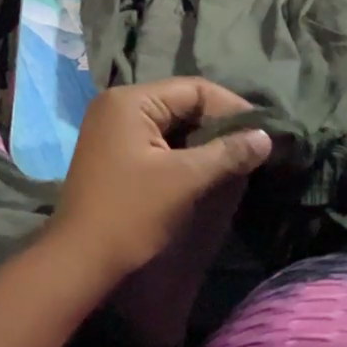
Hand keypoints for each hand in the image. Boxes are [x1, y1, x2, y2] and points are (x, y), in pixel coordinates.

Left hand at [47, 79, 270, 279]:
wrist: (81, 258)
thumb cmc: (132, 213)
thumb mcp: (185, 179)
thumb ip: (227, 153)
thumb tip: (266, 136)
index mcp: (130, 101)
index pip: (193, 89)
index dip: (232, 108)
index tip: (265, 132)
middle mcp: (117, 105)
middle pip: (181, 103)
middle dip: (219, 124)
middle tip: (255, 147)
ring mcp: (112, 128)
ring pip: (171, 123)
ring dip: (203, 139)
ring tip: (238, 158)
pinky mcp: (113, 151)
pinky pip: (157, 140)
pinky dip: (183, 151)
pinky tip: (207, 167)